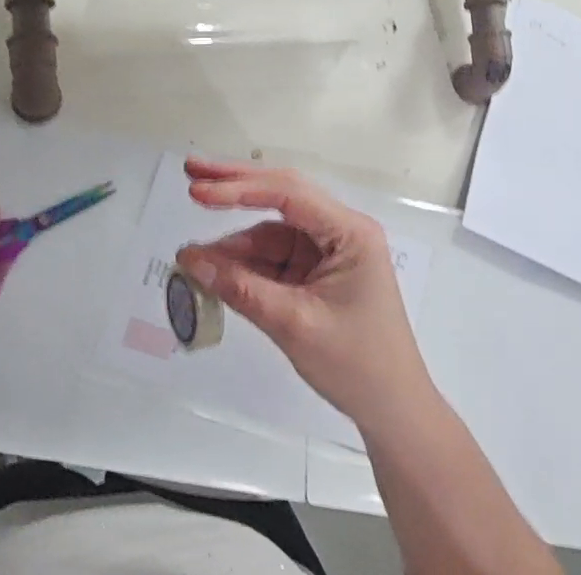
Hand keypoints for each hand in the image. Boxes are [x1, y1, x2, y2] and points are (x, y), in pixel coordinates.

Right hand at [174, 157, 435, 430]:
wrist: (391, 407)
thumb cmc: (355, 364)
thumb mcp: (294, 324)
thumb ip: (241, 288)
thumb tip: (190, 259)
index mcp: (350, 232)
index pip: (288, 195)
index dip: (239, 189)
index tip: (196, 192)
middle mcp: (340, 231)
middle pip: (281, 197)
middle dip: (234, 187)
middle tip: (190, 173)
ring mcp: (327, 252)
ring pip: (270, 232)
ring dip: (232, 242)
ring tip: (190, 255)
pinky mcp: (315, 274)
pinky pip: (272, 258)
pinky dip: (242, 264)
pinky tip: (213, 270)